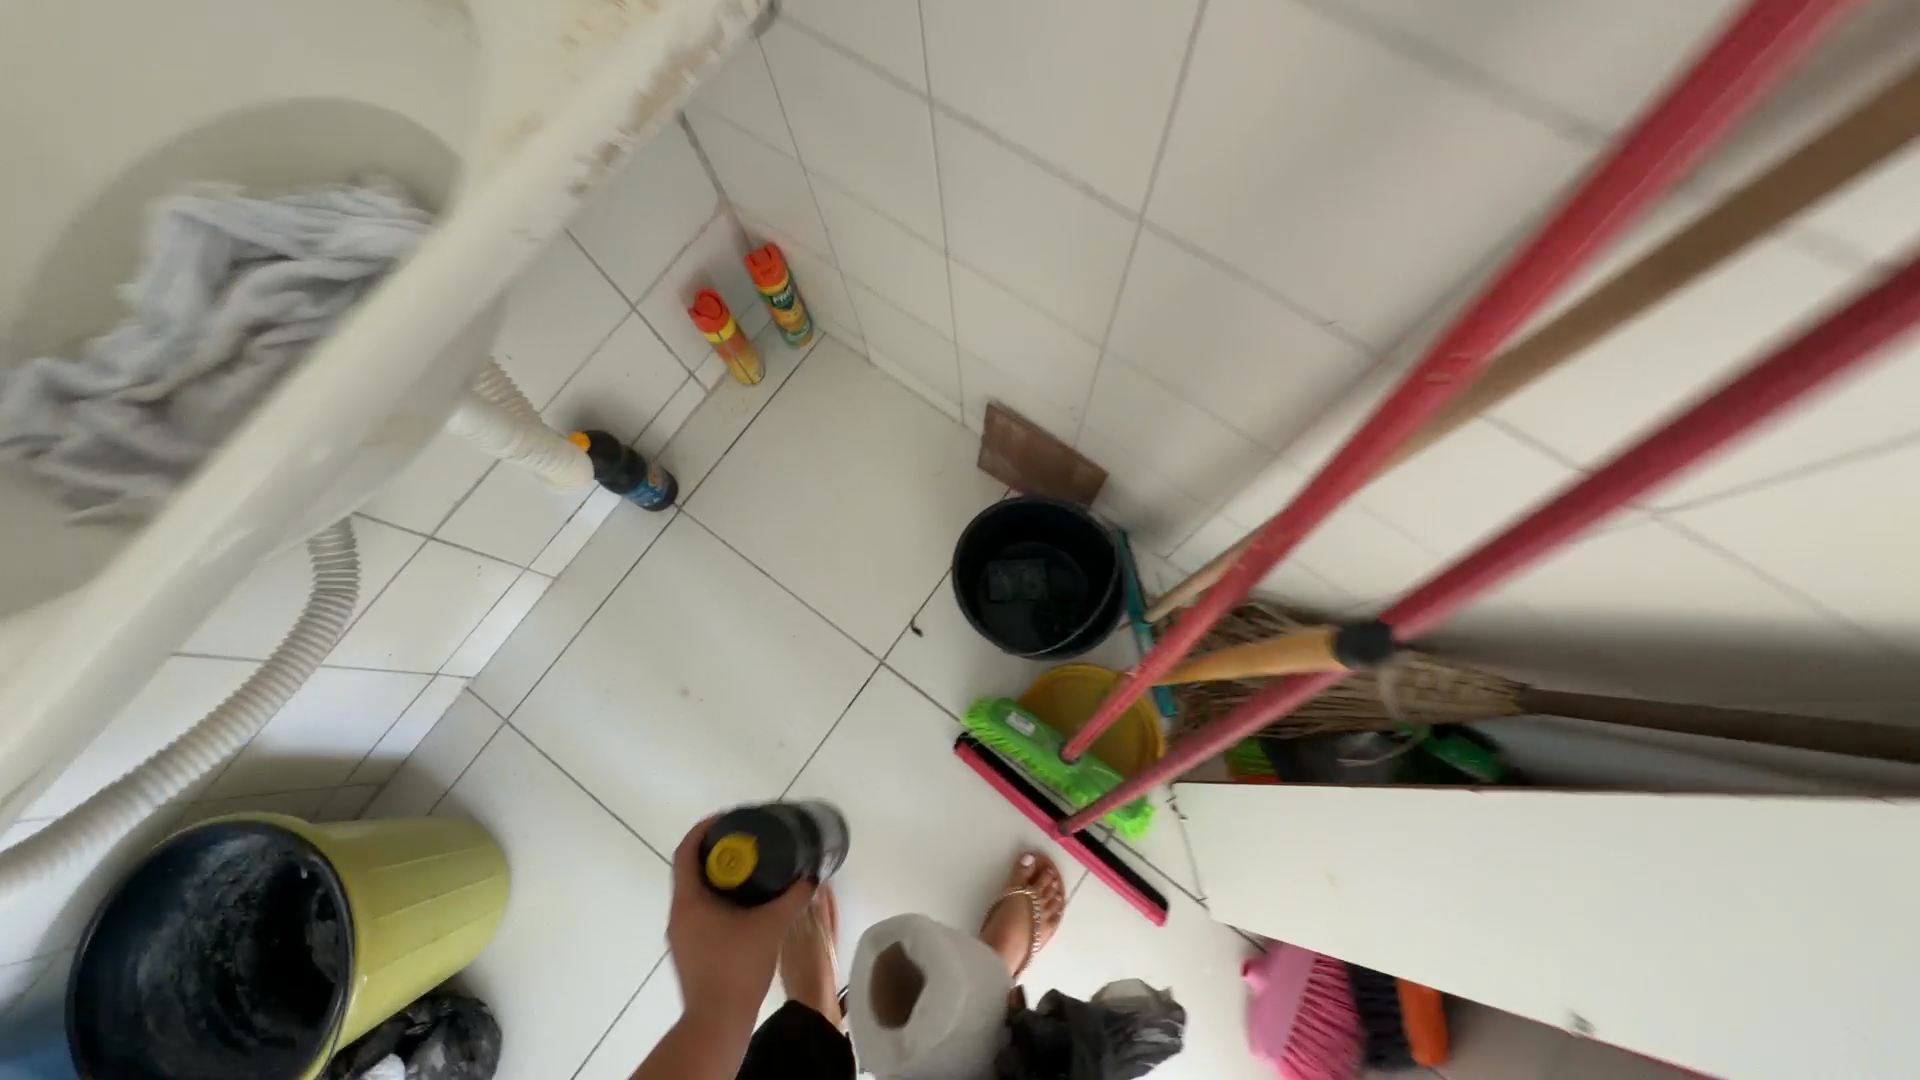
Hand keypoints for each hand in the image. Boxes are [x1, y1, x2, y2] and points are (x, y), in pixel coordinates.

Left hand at [666, 815, 814, 1027]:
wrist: (717, 1022)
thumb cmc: (737, 968)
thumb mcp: (772, 926)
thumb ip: (793, 897)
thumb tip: (810, 877)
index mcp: (689, 900)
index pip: (686, 849)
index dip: (705, 827)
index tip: (730, 817)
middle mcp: (679, 913)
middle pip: (691, 867)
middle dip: (719, 849)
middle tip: (748, 840)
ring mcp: (681, 934)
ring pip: (697, 890)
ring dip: (720, 875)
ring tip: (752, 867)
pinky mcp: (690, 949)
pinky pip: (701, 909)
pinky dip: (720, 897)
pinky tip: (747, 903)